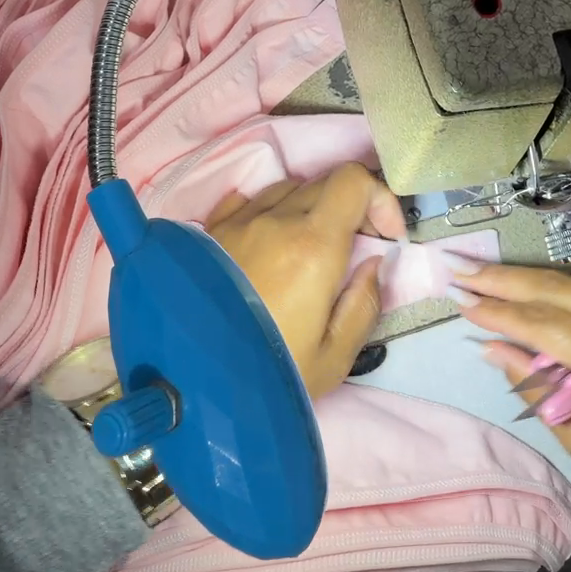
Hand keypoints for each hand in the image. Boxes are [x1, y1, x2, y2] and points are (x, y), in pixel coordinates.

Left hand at [205, 164, 405, 398]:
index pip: (355, 181)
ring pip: (288, 188)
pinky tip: (270, 244)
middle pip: (326, 181)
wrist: (183, 390)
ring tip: (310, 250)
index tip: (387, 236)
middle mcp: (275, 220)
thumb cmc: (266, 378)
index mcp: (313, 245)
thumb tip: (372, 264)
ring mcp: (237, 222)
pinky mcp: (209, 233)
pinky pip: (249, 201)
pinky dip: (272, 212)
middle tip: (356, 248)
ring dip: (312, 208)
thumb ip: (363, 304)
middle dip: (353, 207)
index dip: (381, 199)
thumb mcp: (332, 359)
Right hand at [455, 265, 570, 505]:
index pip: (546, 325)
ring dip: (535, 283)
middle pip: (559, 287)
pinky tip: (548, 303)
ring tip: (489, 277)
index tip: (460, 297)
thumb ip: (534, 386)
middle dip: (505, 278)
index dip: (499, 310)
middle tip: (462, 266)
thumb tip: (491, 345)